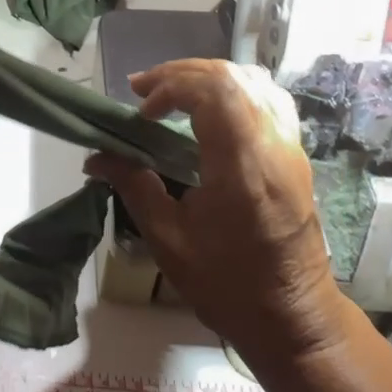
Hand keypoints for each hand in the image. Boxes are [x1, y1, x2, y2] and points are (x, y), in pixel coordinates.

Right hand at [87, 60, 345, 357]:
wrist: (293, 317)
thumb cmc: (227, 284)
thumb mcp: (168, 239)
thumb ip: (133, 186)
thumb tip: (96, 157)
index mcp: (242, 167)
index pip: (214, 91)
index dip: (171, 86)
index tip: (142, 111)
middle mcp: (273, 146)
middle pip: (232, 77)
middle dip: (182, 74)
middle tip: (144, 92)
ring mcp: (291, 148)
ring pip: (254, 81)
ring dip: (208, 77)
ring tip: (173, 94)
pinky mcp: (296, 155)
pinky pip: (268, 99)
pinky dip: (233, 90)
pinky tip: (210, 109)